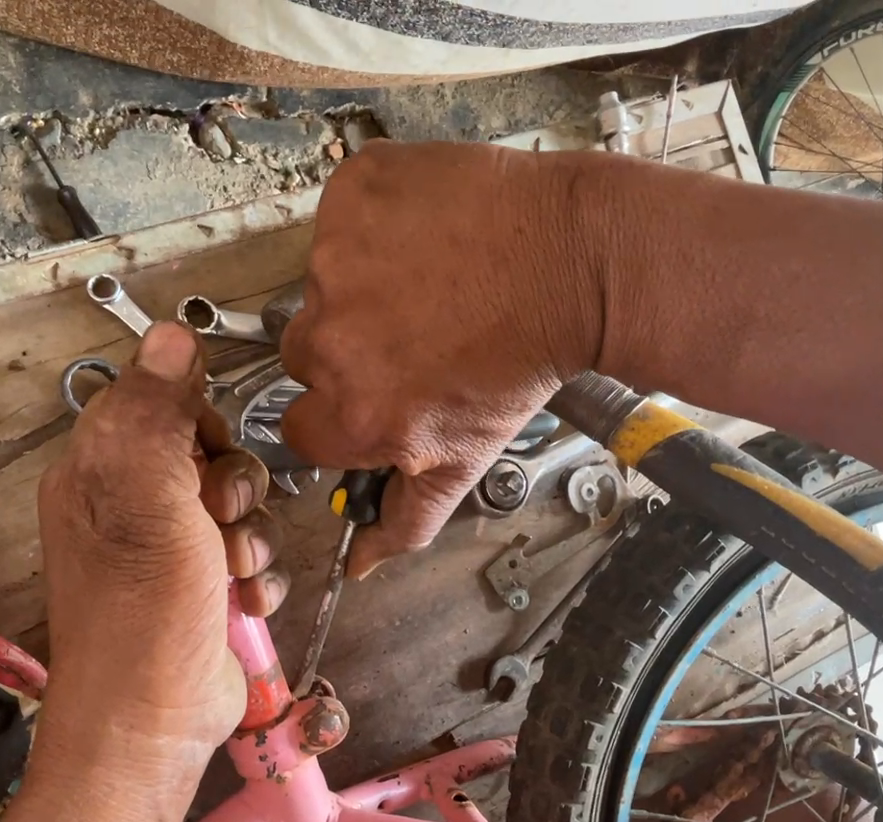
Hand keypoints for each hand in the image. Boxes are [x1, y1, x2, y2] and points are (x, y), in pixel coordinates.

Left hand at [36, 323, 287, 768]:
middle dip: (233, 488)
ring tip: (235, 574)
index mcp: (100, 472)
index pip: (156, 406)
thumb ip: (159, 413)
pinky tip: (244, 604)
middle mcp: (133, 506)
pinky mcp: (209, 589)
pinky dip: (257, 579)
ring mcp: (173, 552)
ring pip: (241, 508)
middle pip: (211, 455)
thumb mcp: (149, 498)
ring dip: (252, 539)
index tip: (207, 453)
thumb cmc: (144, 607)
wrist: (156, 719)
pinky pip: (252, 557)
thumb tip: (171, 331)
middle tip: (221, 520)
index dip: (196, 423)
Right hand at [279, 141, 606, 574]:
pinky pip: (337, 220)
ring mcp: (333, 260)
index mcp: (353, 413)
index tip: (378, 389)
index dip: (342, 411)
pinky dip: (369, 227)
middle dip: (349, 351)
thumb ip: (405, 518)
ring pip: (320, 286)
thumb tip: (359, 564)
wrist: (577, 265)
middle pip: (305, 356)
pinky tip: (424, 237)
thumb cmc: (522, 367)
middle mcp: (328, 341)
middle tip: (409, 333)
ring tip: (426, 281)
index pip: (305, 427)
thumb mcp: (466, 459)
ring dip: (360, 287)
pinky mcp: (351, 195)